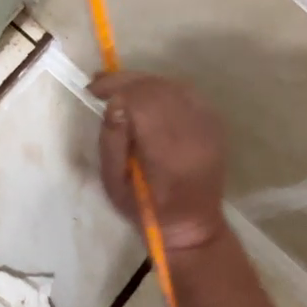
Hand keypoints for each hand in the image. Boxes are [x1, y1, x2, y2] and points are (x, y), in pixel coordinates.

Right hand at [92, 71, 228, 250]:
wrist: (192, 224)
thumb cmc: (145, 209)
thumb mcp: (114, 184)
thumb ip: (112, 143)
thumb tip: (114, 104)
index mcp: (166, 153)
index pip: (141, 101)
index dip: (115, 88)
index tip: (93, 91)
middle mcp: (192, 135)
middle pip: (157, 88)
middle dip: (125, 81)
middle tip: (101, 85)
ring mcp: (207, 129)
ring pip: (172, 85)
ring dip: (143, 82)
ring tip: (121, 89)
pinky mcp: (214, 126)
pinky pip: (187, 93)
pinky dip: (163, 88)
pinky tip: (147, 96)